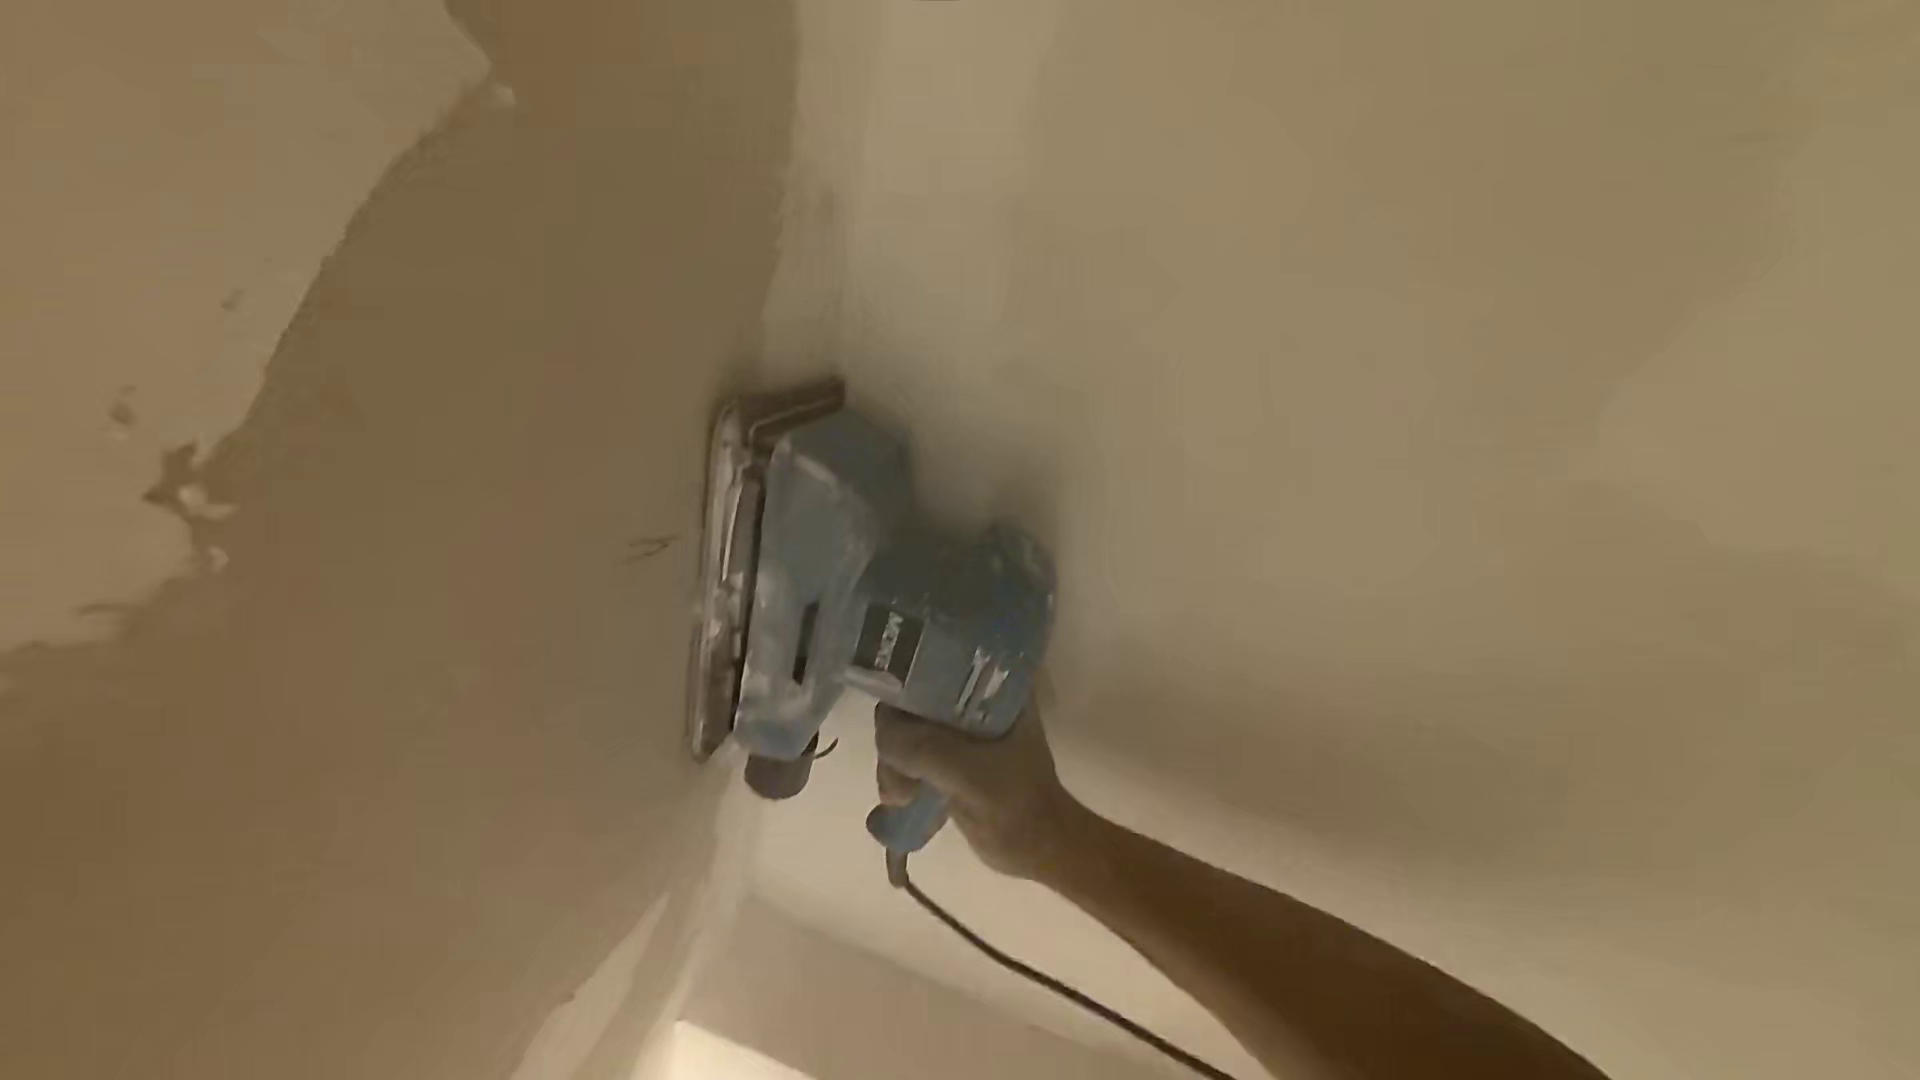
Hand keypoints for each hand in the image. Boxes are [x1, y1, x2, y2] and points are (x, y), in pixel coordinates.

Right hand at [874, 699, 1080, 879]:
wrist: (1035, 847)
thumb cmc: (1012, 802)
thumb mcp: (965, 771)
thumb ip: (920, 747)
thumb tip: (883, 736)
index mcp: (990, 685)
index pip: (933, 669)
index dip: (906, 693)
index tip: (895, 730)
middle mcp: (972, 698)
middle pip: (912, 702)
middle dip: (897, 740)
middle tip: (902, 780)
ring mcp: (958, 729)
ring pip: (906, 731)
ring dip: (895, 763)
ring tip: (902, 797)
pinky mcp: (948, 755)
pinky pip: (909, 752)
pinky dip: (899, 772)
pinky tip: (901, 799)